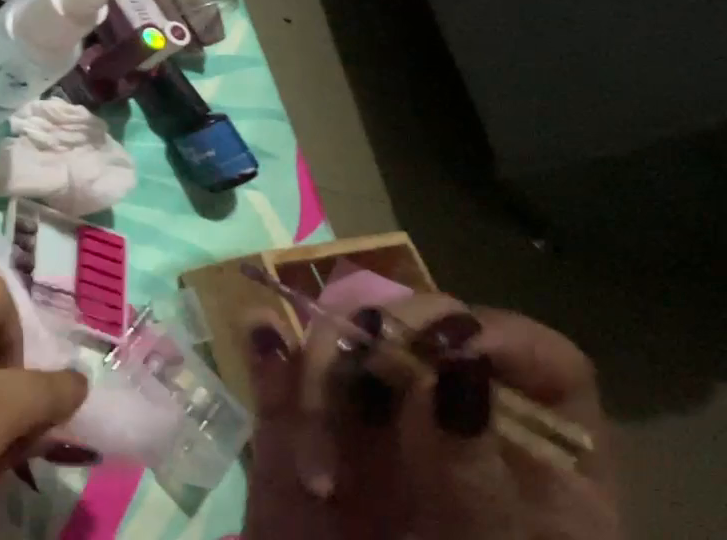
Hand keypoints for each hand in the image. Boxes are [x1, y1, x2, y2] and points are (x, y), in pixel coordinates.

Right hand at [241, 298, 620, 539]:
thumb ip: (474, 469)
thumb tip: (451, 363)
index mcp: (532, 452)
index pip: (536, 357)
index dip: (494, 335)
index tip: (444, 350)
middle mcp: (453, 415)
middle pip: (427, 328)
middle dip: (389, 339)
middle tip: (365, 370)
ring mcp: (369, 411)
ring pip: (346, 340)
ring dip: (320, 375)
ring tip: (315, 469)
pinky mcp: (298, 416)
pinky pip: (281, 360)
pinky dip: (269, 346)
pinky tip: (261, 338)